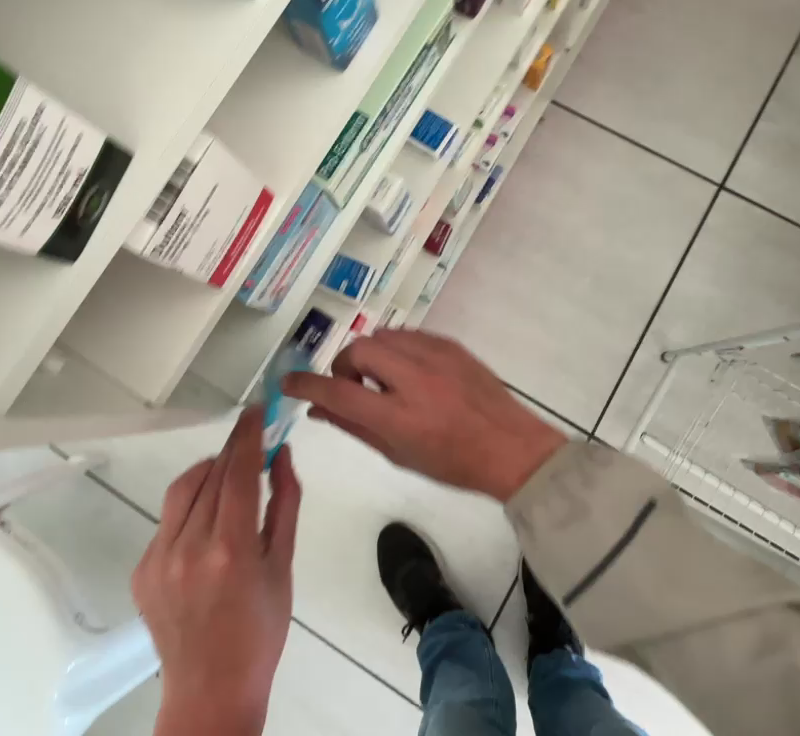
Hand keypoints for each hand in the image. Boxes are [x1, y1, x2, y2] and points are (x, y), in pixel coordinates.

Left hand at [132, 408, 301, 735]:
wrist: (211, 690)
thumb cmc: (261, 631)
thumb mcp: (284, 567)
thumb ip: (284, 505)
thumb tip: (282, 456)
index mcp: (230, 549)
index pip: (238, 472)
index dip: (248, 435)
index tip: (258, 410)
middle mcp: (188, 548)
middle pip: (210, 475)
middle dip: (233, 451)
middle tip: (253, 440)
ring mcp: (158, 559)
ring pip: (183, 491)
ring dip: (209, 473)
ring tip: (230, 477)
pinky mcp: (142, 570)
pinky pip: (167, 521)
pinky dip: (190, 509)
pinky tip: (208, 525)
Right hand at [283, 330, 566, 500]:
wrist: (511, 448)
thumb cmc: (453, 463)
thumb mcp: (398, 454)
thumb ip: (354, 427)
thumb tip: (317, 408)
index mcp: (399, 416)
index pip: (339, 391)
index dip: (307, 384)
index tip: (288, 382)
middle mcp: (415, 379)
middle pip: (359, 351)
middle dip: (346, 366)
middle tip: (354, 389)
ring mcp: (436, 357)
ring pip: (383, 337)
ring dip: (371, 355)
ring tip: (384, 382)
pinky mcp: (451, 345)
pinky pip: (408, 336)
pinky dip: (396, 350)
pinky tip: (408, 373)